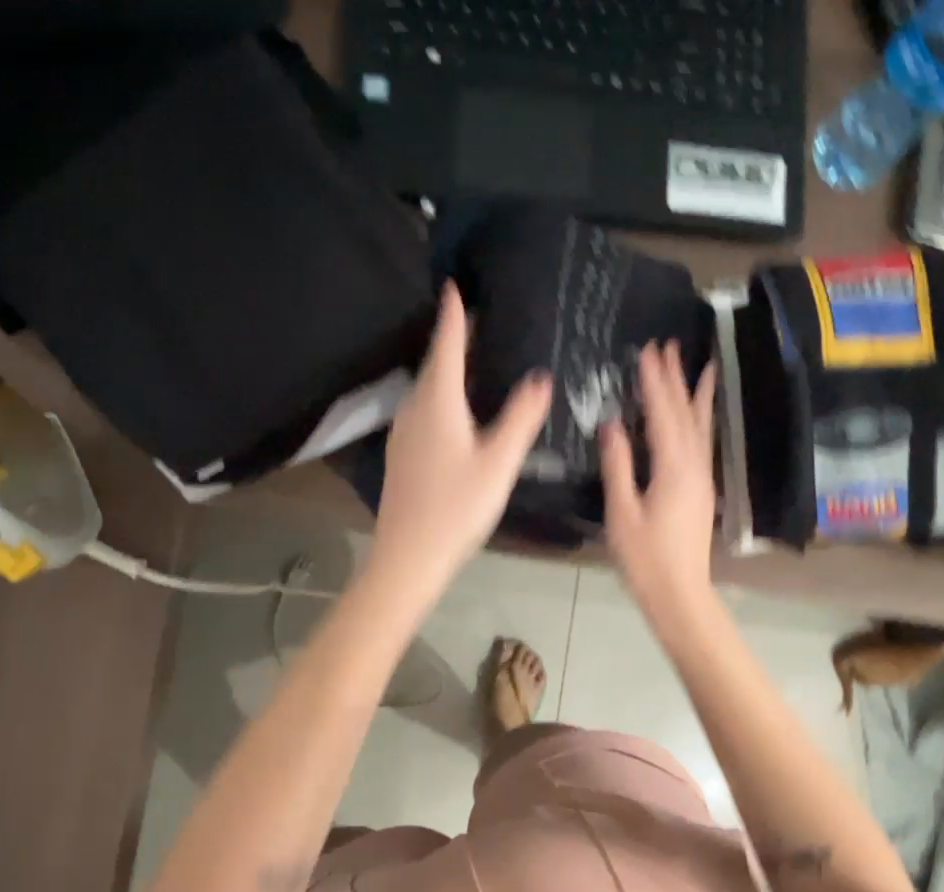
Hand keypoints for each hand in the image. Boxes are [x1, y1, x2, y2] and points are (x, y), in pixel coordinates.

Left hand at [369, 285, 552, 589]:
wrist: (408, 555)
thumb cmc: (457, 507)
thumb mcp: (498, 463)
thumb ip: (521, 418)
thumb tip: (540, 377)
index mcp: (439, 402)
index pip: (448, 345)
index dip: (453, 315)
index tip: (454, 285)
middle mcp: (415, 408)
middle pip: (436, 364)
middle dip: (455, 339)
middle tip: (481, 322)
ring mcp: (404, 431)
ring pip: (428, 388)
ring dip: (449, 369)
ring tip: (476, 360)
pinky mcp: (402, 453)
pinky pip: (424, 408)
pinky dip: (443, 395)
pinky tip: (458, 410)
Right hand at [600, 342, 718, 620]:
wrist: (680, 594)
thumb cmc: (645, 559)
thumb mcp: (622, 513)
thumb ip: (618, 466)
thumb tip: (612, 425)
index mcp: (673, 468)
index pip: (662, 414)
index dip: (655, 382)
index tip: (648, 351)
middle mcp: (694, 466)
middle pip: (685, 414)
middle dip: (676, 379)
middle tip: (669, 346)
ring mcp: (702, 478)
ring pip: (700, 427)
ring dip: (695, 395)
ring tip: (702, 366)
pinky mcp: (702, 490)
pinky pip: (702, 442)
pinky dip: (701, 420)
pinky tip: (699, 416)